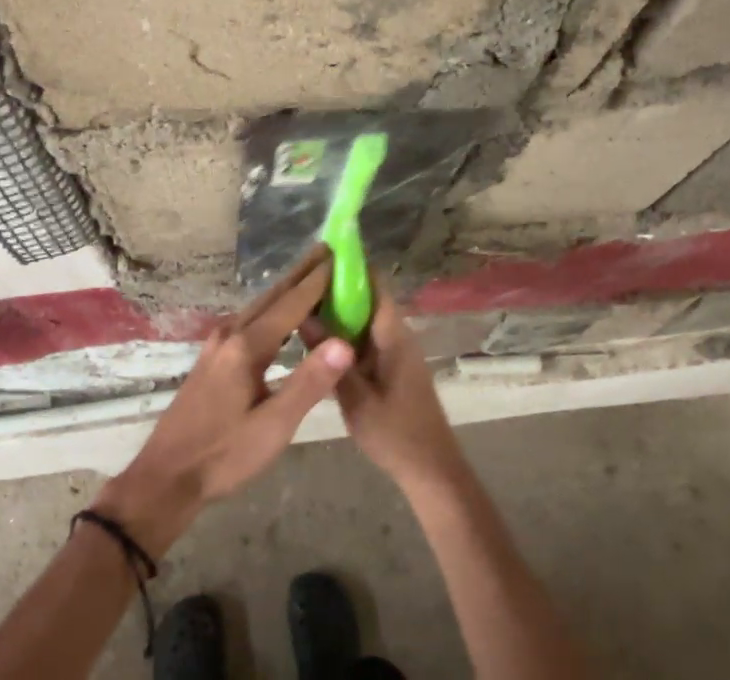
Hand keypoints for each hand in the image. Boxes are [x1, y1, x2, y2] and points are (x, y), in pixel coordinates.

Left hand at [93, 249, 355, 555]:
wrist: (166, 477)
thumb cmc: (224, 455)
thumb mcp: (274, 425)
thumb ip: (309, 382)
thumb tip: (344, 342)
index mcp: (246, 346)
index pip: (291, 303)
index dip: (318, 280)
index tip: (341, 255)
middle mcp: (229, 335)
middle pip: (272, 297)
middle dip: (302, 274)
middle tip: (329, 251)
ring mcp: (216, 346)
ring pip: (258, 308)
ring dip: (286, 291)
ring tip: (313, 277)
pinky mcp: (212, 359)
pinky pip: (249, 321)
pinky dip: (272, 310)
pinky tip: (282, 318)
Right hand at [319, 286, 468, 496]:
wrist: (431, 470)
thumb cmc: (395, 434)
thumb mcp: (355, 398)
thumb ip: (332, 357)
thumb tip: (305, 318)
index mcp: (395, 337)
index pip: (374, 286)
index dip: (350, 268)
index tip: (318, 259)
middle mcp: (399, 337)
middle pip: (368, 301)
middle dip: (336, 292)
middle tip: (298, 291)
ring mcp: (399, 354)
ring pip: (367, 322)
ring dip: (340, 316)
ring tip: (301, 312)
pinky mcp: (395, 370)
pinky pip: (369, 341)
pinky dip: (347, 337)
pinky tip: (321, 345)